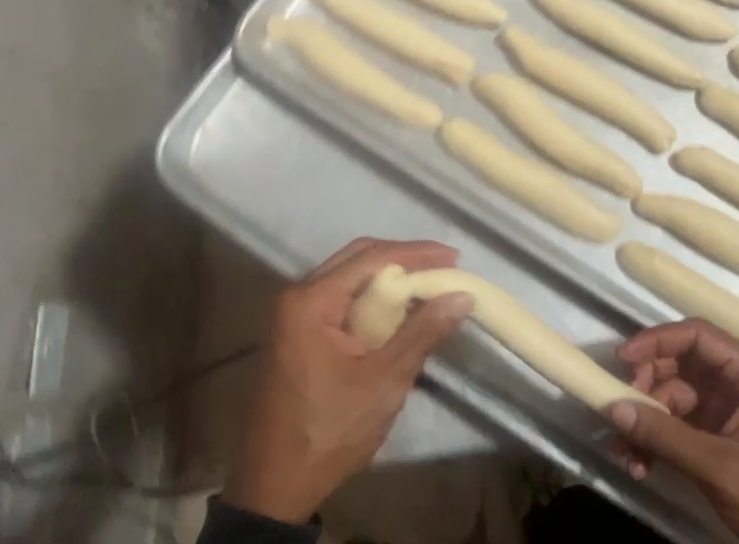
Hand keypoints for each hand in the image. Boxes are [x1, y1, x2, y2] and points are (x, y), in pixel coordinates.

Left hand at [225, 237, 472, 523]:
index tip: (455, 257)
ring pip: (347, 276)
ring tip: (427, 285)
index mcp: (311, 301)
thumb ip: (422, 332)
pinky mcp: (296, 333)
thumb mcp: (384, 381)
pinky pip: (339, 297)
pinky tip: (397, 308)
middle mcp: (297, 296)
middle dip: (403, 258)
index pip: (371, 258)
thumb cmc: (330, 430)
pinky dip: (370, 296)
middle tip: (443, 267)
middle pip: (357, 258)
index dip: (417, 253)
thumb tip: (461, 296)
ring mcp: (292, 315)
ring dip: (386, 276)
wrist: (276, 484)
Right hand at [608, 320, 738, 543]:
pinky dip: (656, 443)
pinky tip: (639, 466)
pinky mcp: (720, 440)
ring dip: (646, 423)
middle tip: (621, 414)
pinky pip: (678, 428)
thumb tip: (614, 409)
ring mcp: (729, 412)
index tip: (623, 359)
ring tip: (626, 455)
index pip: (699, 336)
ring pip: (674, 400)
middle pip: (681, 367)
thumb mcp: (719, 466)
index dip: (658, 341)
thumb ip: (666, 435)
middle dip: (647, 390)